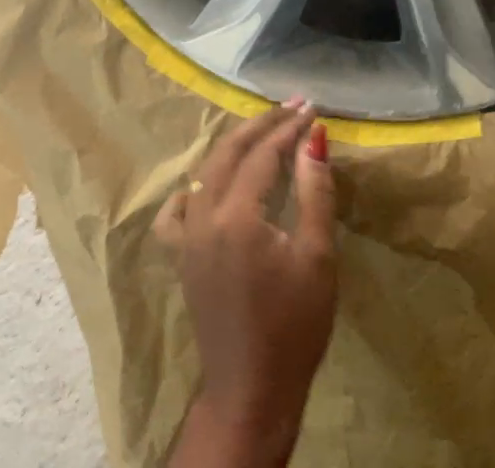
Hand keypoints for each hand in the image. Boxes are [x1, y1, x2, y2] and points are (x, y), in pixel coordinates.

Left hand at [156, 100, 336, 445]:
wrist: (253, 386)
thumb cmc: (295, 323)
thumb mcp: (317, 254)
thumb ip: (315, 191)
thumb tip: (315, 139)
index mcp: (237, 216)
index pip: (262, 155)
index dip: (288, 128)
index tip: (312, 108)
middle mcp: (203, 219)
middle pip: (228, 155)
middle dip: (261, 126)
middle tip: (292, 108)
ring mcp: (187, 240)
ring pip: (204, 175)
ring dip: (233, 149)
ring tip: (261, 134)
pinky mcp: (183, 259)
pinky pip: (177, 212)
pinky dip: (193, 189)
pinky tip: (206, 187)